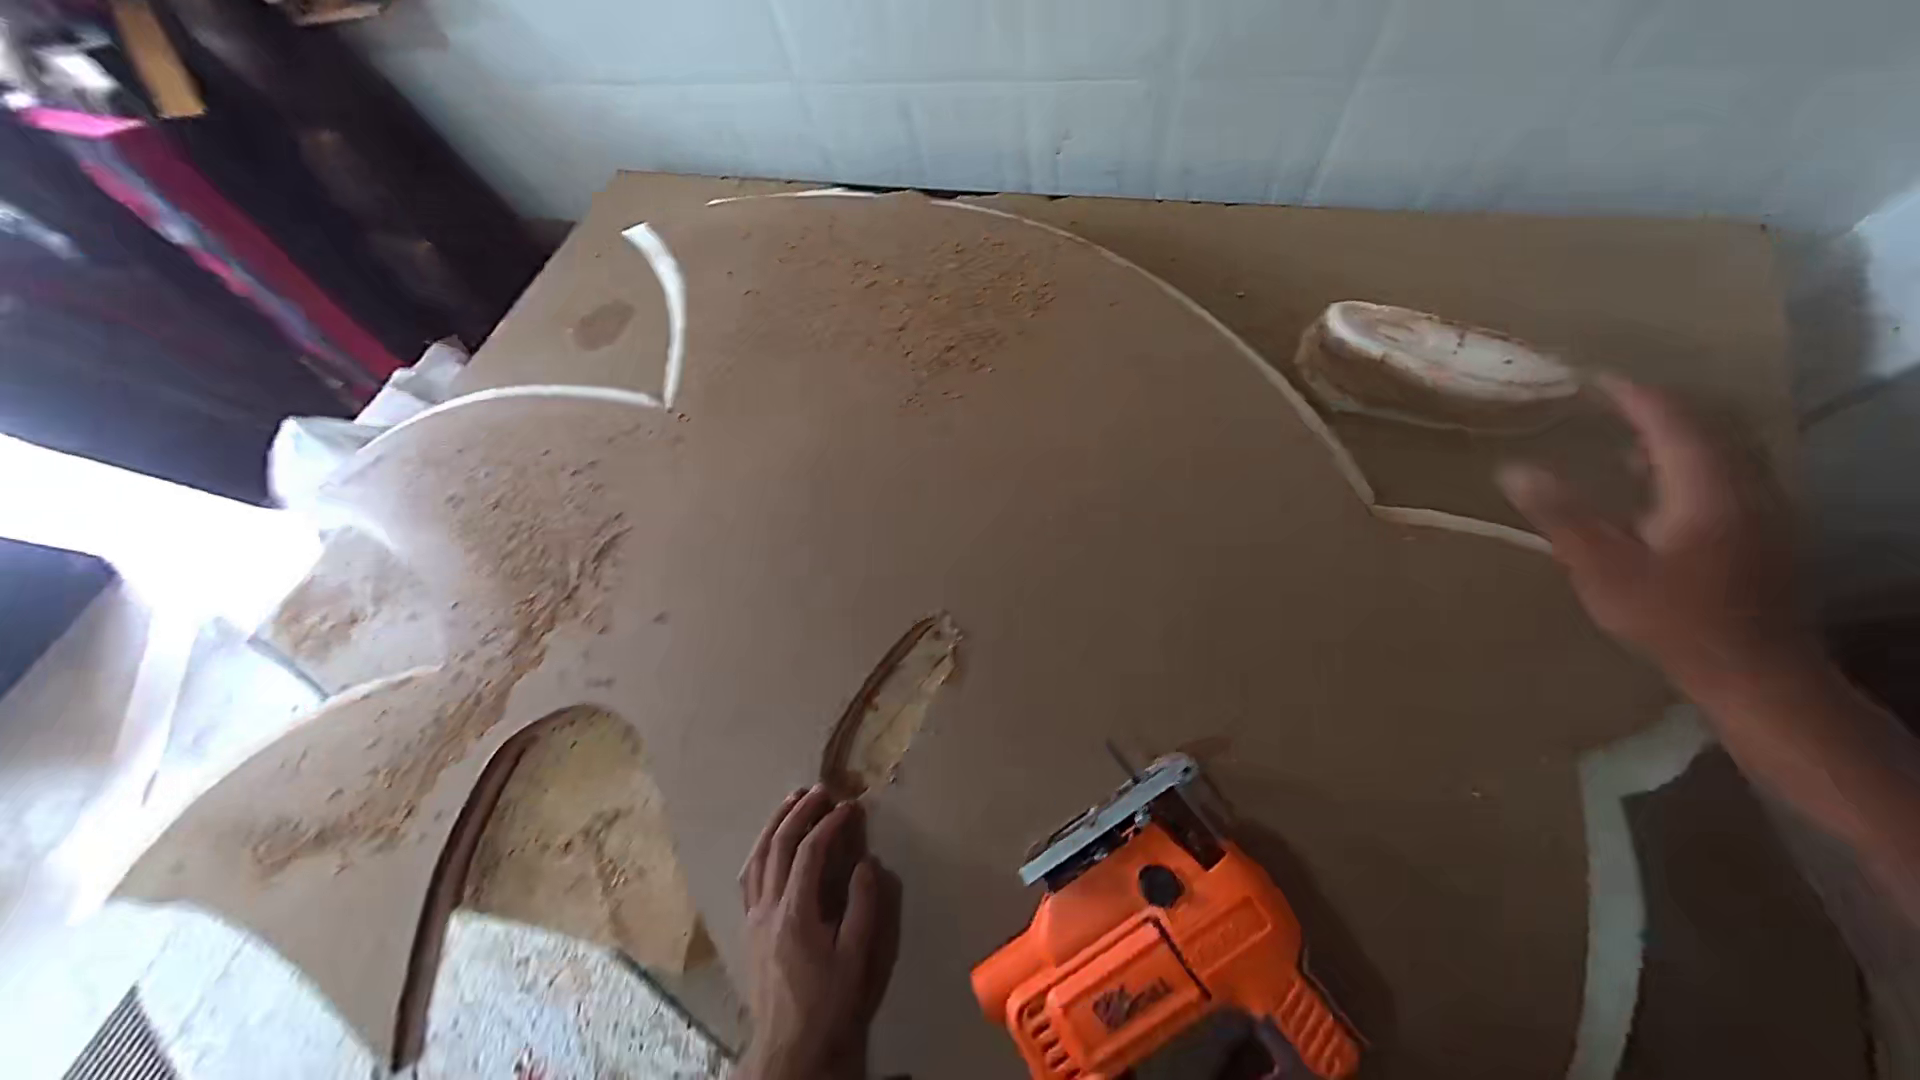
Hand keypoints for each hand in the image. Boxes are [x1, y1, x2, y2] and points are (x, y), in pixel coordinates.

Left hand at [735, 786, 900, 1079]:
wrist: (787, 1048)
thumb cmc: (826, 1004)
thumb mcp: (856, 958)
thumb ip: (863, 907)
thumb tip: (867, 863)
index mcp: (794, 913)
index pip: (809, 852)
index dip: (830, 824)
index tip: (850, 807)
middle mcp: (767, 908)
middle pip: (778, 846)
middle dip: (799, 812)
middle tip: (820, 790)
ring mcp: (753, 918)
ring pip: (757, 857)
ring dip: (775, 824)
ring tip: (792, 800)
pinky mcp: (748, 928)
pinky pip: (749, 877)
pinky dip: (761, 849)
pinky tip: (770, 842)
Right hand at [1496, 375, 1818, 689]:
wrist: (1751, 668)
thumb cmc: (1669, 617)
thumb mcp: (1600, 567)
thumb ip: (1560, 514)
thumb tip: (1513, 469)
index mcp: (1707, 490)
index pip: (1674, 423)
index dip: (1635, 396)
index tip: (1595, 379)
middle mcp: (1745, 488)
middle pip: (1709, 428)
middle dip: (1658, 409)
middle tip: (1609, 400)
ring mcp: (1762, 508)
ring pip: (1722, 450)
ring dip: (1673, 435)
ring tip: (1623, 435)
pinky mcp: (1761, 529)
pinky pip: (1725, 473)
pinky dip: (1686, 461)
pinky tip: (1653, 481)